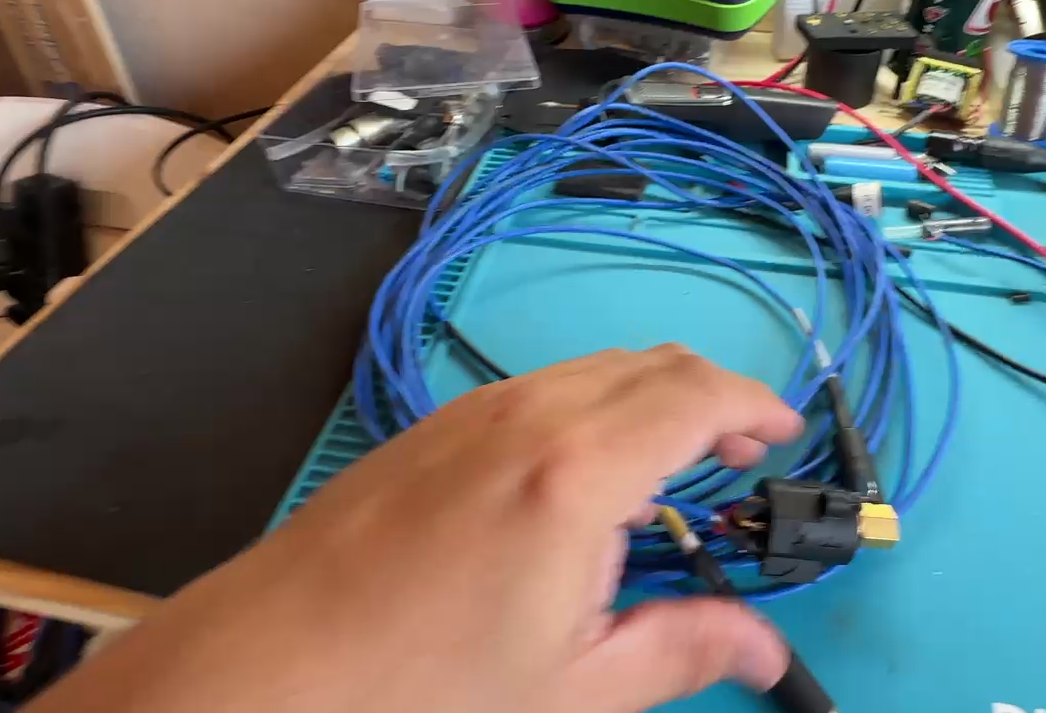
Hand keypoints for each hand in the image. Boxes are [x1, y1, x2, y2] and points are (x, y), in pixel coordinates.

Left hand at [27, 345, 803, 712]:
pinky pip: (550, 384)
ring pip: (601, 368)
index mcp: (579, 468)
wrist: (262, 673)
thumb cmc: (427, 693)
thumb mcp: (574, 691)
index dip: (753, 401)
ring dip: (655, 397)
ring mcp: (483, 405)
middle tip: (741, 453)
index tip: (783, 431)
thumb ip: (683, 649)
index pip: (695, 393)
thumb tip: (768, 649)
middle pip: (653, 364)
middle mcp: (535, 410)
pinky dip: (600, 404)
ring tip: (673, 464)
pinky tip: (588, 469)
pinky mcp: (446, 418)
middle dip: (713, 395)